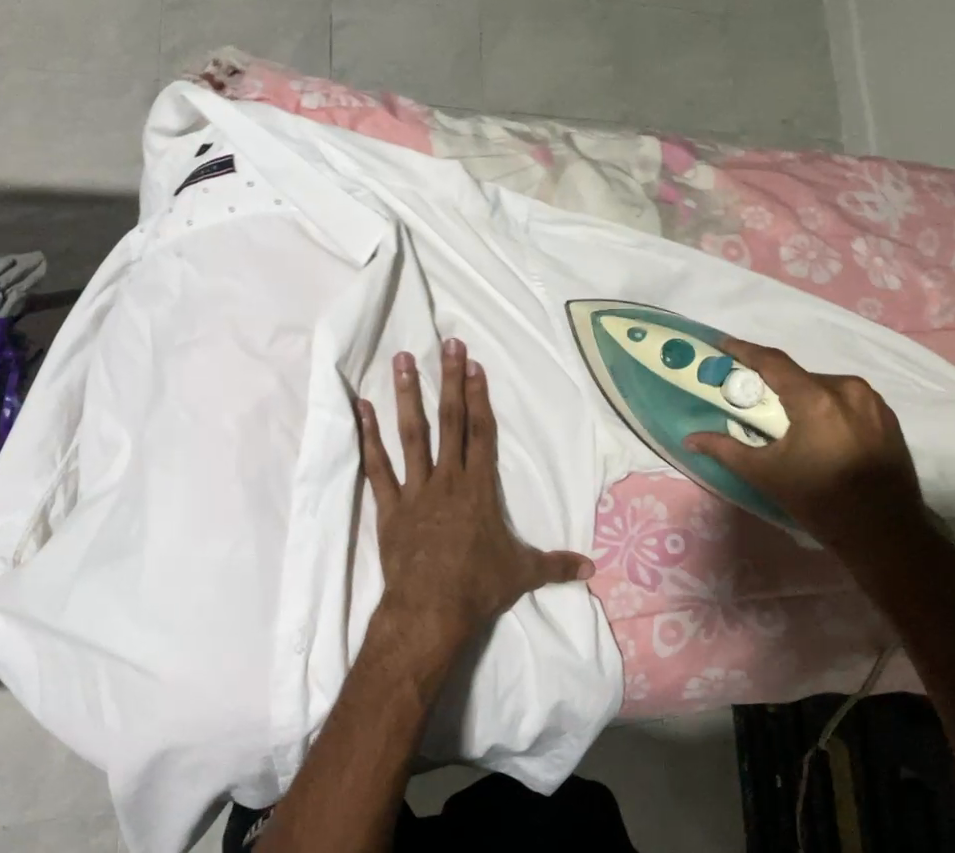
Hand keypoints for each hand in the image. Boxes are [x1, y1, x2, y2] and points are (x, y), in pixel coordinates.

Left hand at [357, 338, 594, 656]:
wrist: (430, 611)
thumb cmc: (478, 587)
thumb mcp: (523, 574)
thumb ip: (556, 564)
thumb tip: (592, 568)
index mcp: (480, 488)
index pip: (482, 432)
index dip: (480, 396)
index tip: (474, 365)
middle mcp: (448, 479)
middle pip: (451, 421)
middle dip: (451, 380)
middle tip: (446, 344)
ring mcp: (416, 490)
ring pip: (411, 434)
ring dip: (408, 395)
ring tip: (402, 360)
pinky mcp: (389, 508)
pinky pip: (377, 467)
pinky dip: (369, 437)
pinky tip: (362, 408)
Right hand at [684, 338, 926, 554]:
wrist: (887, 535)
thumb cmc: (822, 503)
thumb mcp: (767, 476)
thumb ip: (727, 450)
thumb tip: (691, 438)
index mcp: (817, 399)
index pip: (773, 362)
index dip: (744, 351)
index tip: (722, 344)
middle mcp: (848, 390)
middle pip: (800, 376)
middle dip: (774, 384)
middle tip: (753, 400)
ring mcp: (873, 403)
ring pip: (826, 388)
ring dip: (803, 398)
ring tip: (787, 422)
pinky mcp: (888, 418)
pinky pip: (849, 401)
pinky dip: (829, 409)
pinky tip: (820, 434)